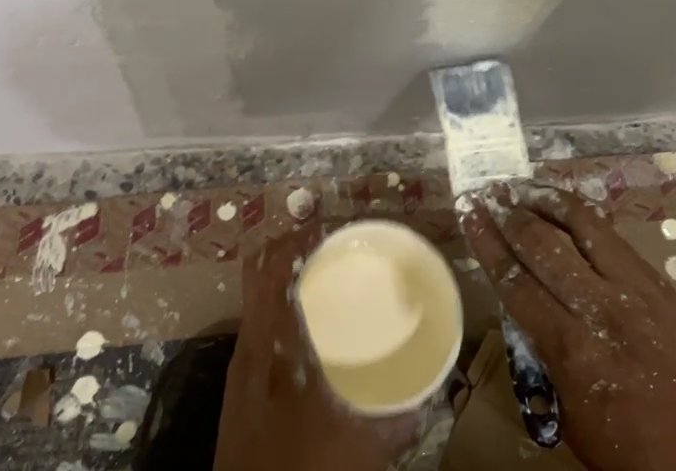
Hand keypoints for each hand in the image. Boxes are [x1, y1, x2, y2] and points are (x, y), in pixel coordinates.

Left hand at [214, 227, 423, 470]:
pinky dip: (281, 305)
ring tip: (327, 276)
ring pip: (257, 295)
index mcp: (274, 343)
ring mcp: (239, 361)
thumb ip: (403, 416)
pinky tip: (310, 325)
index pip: (273, 265)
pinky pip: (258, 320)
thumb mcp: (363, 447)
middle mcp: (250, 342)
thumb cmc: (304, 470)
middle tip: (335, 246)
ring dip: (285, 275)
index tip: (337, 228)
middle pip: (260, 270)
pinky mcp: (239, 381)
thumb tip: (436, 387)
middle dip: (294, 247)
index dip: (301, 236)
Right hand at [461, 185, 675, 470]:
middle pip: (544, 246)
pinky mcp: (658, 282)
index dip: (487, 241)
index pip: (516, 279)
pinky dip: (580, 218)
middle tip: (490, 195)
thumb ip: (532, 336)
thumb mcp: (554, 394)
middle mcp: (604, 312)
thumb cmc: (606, 429)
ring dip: (546, 202)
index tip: (468, 213)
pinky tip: (560, 206)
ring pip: (583, 226)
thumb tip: (511, 282)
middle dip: (511, 216)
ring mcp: (637, 292)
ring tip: (521, 188)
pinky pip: (612, 237)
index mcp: (570, 347)